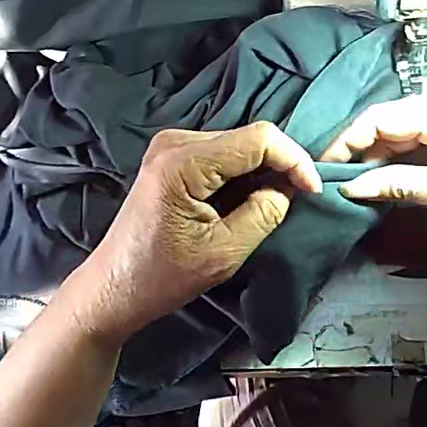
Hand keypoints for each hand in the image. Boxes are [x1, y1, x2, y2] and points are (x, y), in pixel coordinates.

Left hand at [53, 122, 322, 341]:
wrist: (113, 287)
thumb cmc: (163, 276)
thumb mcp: (224, 252)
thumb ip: (263, 213)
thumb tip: (289, 188)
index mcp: (184, 162)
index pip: (259, 138)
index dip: (294, 160)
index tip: (313, 191)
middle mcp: (174, 142)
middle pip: (249, 138)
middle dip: (279, 166)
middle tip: (297, 201)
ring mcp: (169, 147)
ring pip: (238, 145)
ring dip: (261, 171)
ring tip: (270, 205)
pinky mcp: (170, 158)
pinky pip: (221, 155)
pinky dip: (242, 174)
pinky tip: (245, 201)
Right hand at [322, 96, 426, 232]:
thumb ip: (404, 186)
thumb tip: (356, 187)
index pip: (380, 119)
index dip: (346, 144)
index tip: (325, 170)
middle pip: (387, 125)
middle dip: (359, 153)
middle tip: (337, 185)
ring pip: (401, 134)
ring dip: (379, 159)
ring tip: (357, 188)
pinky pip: (420, 142)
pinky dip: (400, 160)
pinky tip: (386, 177)